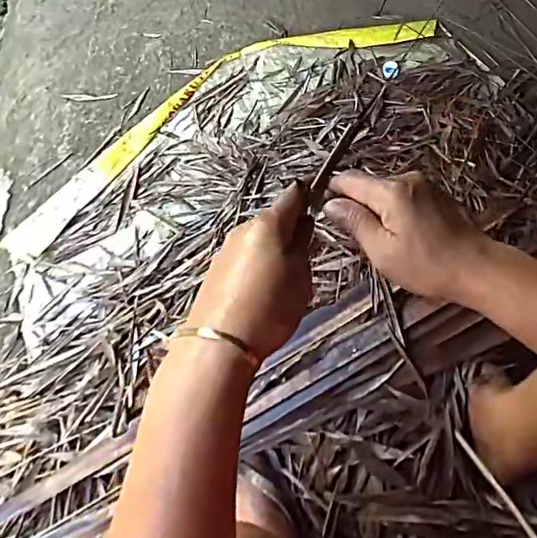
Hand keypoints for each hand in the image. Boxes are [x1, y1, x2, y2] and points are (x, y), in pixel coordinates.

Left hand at [184, 183, 312, 359]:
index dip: (309, 191)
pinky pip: (245, 256)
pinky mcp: (216, 270)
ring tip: (287, 275)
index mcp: (268, 224)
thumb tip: (304, 225)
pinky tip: (264, 287)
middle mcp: (244, 229)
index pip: (293, 194)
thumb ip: (304, 244)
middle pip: (275, 217)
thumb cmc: (267, 310)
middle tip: (309, 247)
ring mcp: (227, 249)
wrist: (218, 346)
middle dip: (292, 227)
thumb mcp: (300, 276)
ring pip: (259, 238)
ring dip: (274, 246)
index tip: (319, 191)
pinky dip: (258, 263)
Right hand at [324, 171, 490, 300]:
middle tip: (356, 236)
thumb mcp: (382, 251)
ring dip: (378, 209)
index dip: (333, 190)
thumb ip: (355, 222)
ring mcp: (424, 184)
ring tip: (383, 240)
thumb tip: (331, 204)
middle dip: (358, 204)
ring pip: (386, 191)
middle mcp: (407, 179)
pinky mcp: (435, 193)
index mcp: (390, 191)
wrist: (475, 267)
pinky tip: (403, 235)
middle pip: (369, 185)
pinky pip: (404, 196)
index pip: (350, 179)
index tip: (323, 206)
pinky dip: (396, 210)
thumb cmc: (427, 266)